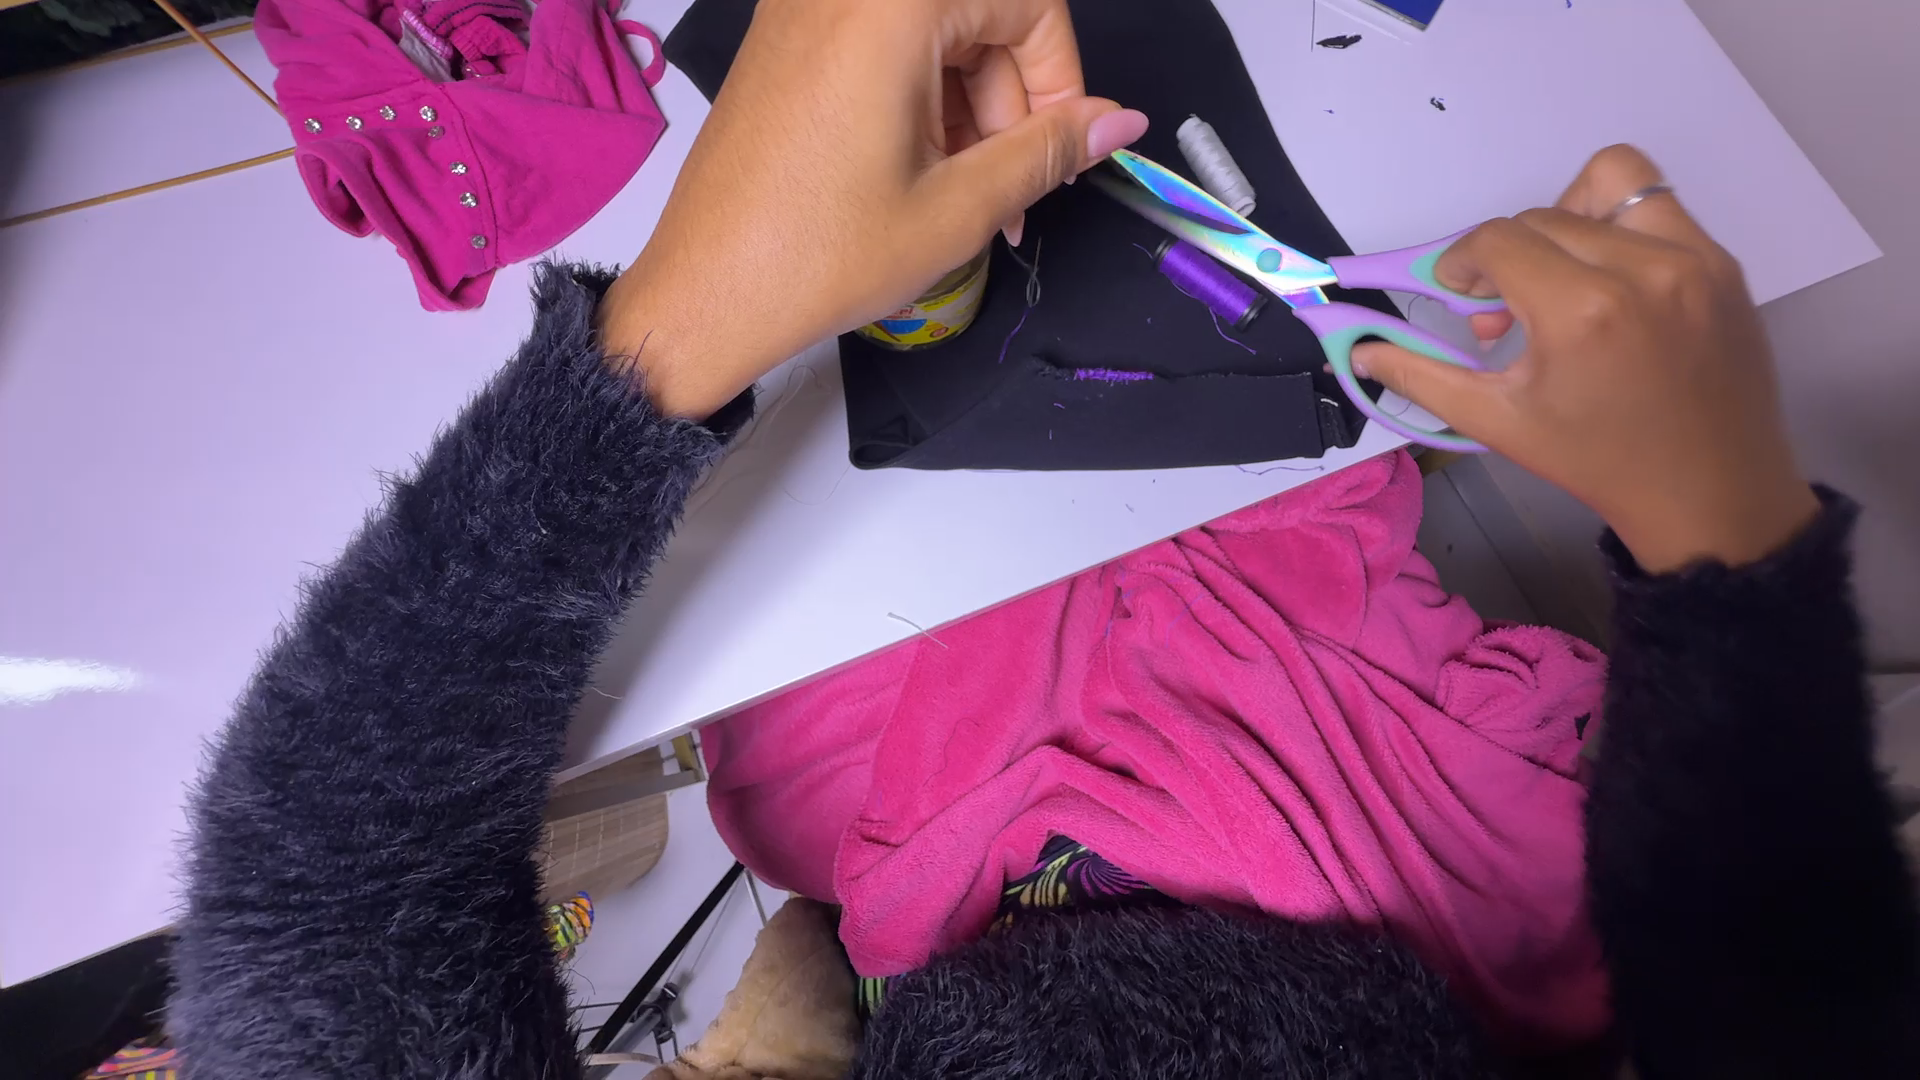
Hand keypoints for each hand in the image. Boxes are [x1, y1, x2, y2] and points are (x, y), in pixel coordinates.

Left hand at [598, 0, 1147, 417]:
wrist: (710, 294)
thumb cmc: (825, 256)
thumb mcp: (956, 209)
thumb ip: (1046, 153)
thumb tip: (1120, 122)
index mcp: (894, 0)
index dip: (1062, 80)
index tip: (1059, 155)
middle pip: (978, 16)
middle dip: (1011, 107)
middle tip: (1010, 198)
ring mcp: (807, 9)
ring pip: (932, 39)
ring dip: (967, 116)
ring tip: (961, 203)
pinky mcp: (788, 45)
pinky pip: (882, 53)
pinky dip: (918, 108)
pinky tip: (915, 179)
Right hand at [1354, 144, 1817, 571]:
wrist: (1702, 481)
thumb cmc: (1586, 455)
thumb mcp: (1488, 419)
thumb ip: (1416, 376)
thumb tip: (1359, 353)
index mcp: (1579, 311)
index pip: (1500, 239)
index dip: (1460, 260)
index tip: (1453, 294)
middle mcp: (1642, 268)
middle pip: (1540, 216)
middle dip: (1500, 254)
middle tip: (1494, 309)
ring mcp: (1693, 258)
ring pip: (1606, 183)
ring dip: (1560, 217)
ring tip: (1552, 274)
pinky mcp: (1722, 261)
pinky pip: (1656, 205)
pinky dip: (1609, 226)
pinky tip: (1597, 283)